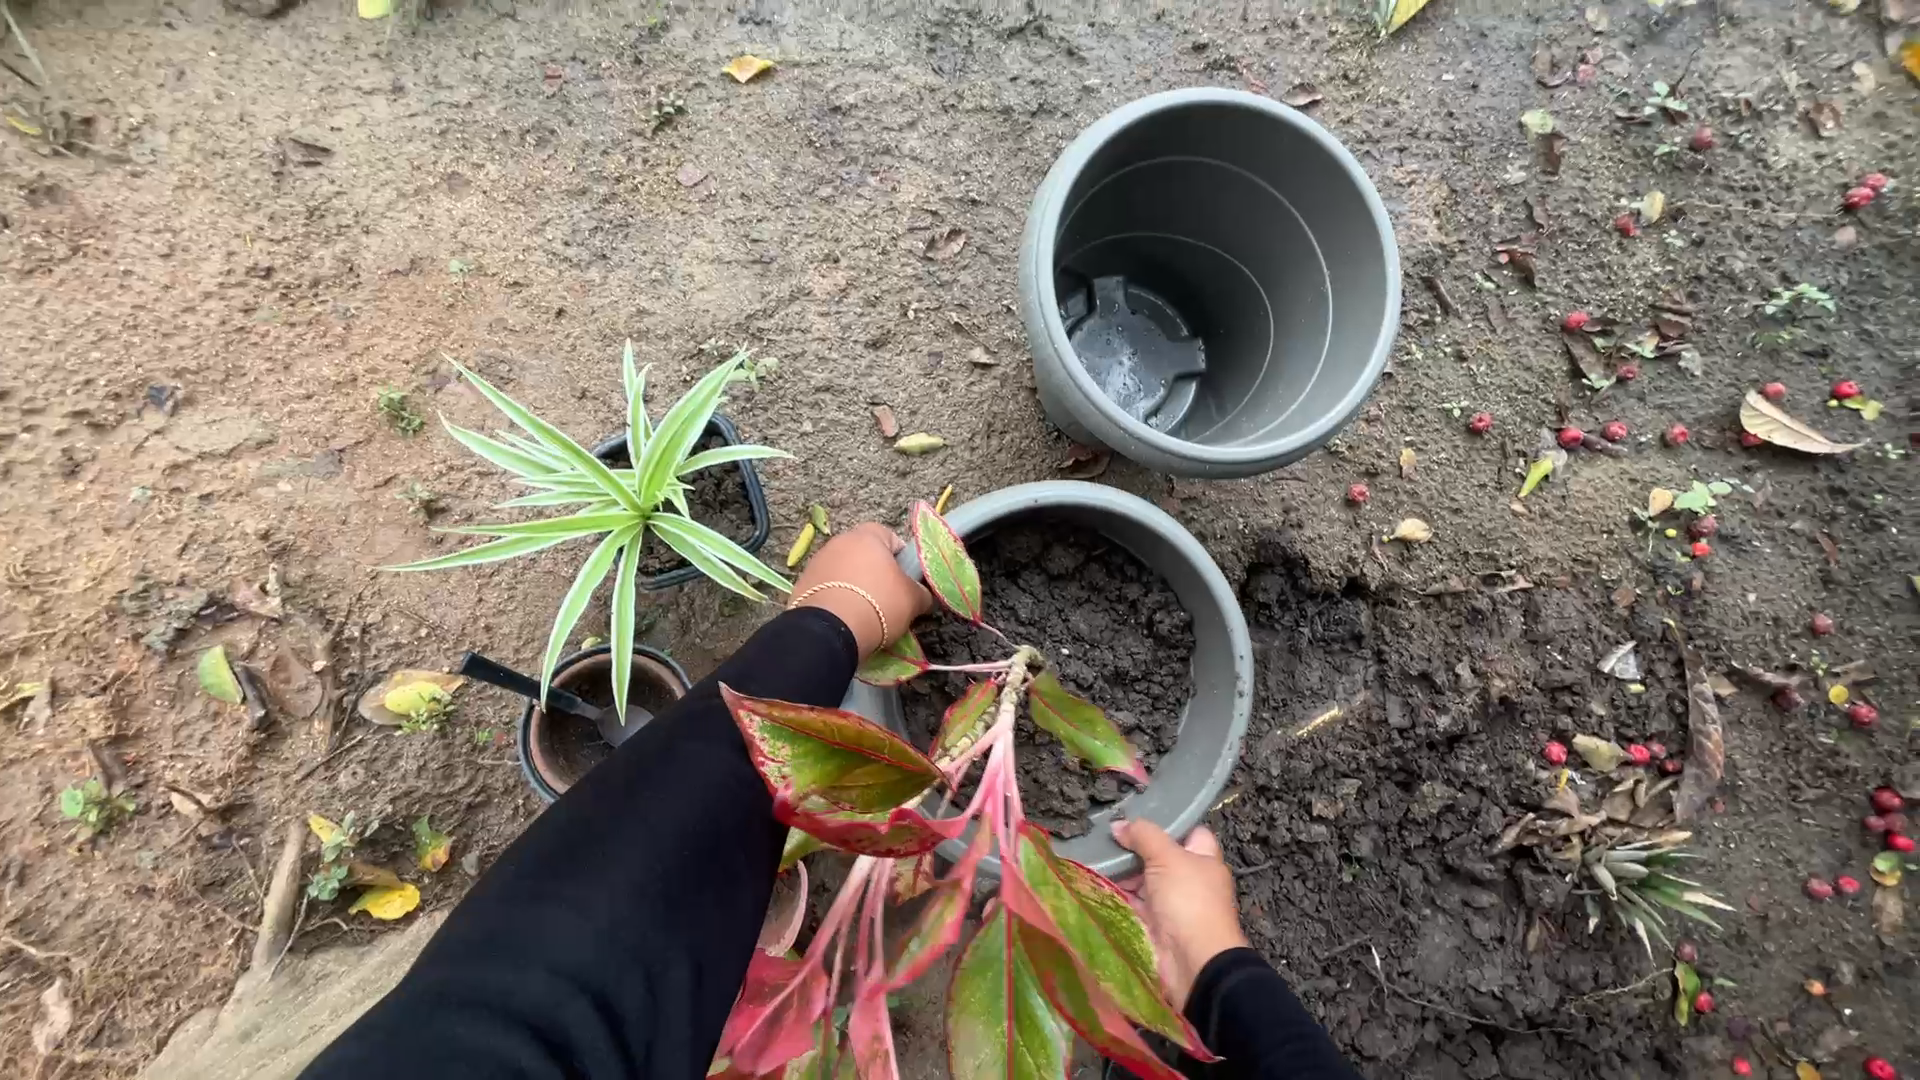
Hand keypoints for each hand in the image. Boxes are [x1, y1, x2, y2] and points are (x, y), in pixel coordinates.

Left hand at [790, 523, 931, 656]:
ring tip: (865, 612)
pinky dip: (837, 598)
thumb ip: (922, 593)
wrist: (830, 631)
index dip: (902, 559)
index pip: (891, 537)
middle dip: (876, 572)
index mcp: (868, 536)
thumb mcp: (913, 600)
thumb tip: (923, 596)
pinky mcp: (802, 583)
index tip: (907, 580)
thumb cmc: (878, 604)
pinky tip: (845, 618)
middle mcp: (840, 541)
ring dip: (855, 585)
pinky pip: (827, 587)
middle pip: (865, 553)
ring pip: (844, 570)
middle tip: (889, 597)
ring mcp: (817, 561)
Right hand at [1112, 818, 1248, 1011]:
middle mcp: (1189, 879)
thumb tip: (1118, 825)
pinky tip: (1096, 876)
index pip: (1190, 832)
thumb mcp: (1167, 857)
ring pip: (1144, 877)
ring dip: (1123, 868)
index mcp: (1204, 859)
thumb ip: (1143, 835)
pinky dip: (1117, 891)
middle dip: (1136, 844)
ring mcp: (1171, 902)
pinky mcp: (1154, 921)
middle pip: (1161, 854)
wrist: (1194, 962)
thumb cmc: (1189, 901)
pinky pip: (1133, 900)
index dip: (1170, 822)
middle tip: (1108, 829)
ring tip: (1095, 849)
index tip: (1141, 812)